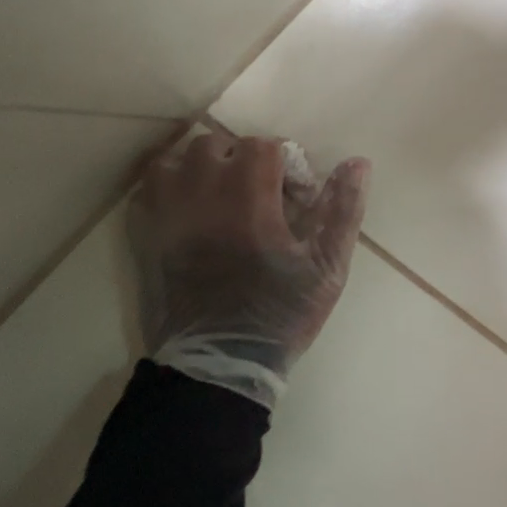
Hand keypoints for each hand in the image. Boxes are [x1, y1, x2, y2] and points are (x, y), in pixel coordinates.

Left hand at [132, 134, 369, 407]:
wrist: (222, 361)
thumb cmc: (282, 313)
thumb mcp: (327, 265)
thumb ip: (342, 210)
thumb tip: (358, 163)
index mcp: (247, 203)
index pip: (261, 147)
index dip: (287, 162)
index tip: (300, 195)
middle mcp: (201, 200)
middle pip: (216, 146)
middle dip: (245, 160)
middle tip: (265, 192)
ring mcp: (168, 217)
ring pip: (176, 160)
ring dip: (205, 167)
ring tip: (226, 193)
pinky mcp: (148, 236)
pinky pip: (149, 189)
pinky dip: (172, 185)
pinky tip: (195, 207)